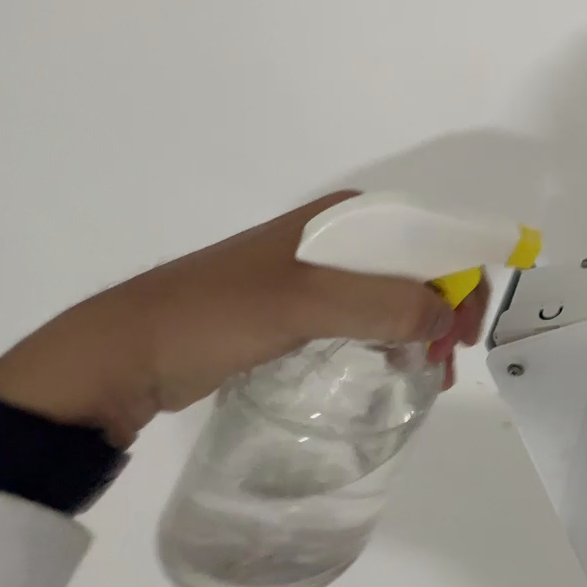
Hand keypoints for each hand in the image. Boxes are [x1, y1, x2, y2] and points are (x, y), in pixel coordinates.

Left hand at [0, 192, 488, 446]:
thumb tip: (448, 317)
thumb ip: (386, 305)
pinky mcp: (306, 303)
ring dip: (426, 326)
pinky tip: (400, 362)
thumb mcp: (307, 303)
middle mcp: (346, 234)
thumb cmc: (217, 313)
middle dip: (447, 307)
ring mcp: (325, 270)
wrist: (121, 354)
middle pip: (423, 264)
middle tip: (448, 359)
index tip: (465, 330)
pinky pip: (372, 313)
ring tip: (430, 371)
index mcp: (352, 215)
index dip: (463, 277)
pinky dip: (396, 335)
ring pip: (400, 291)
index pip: (436, 234)